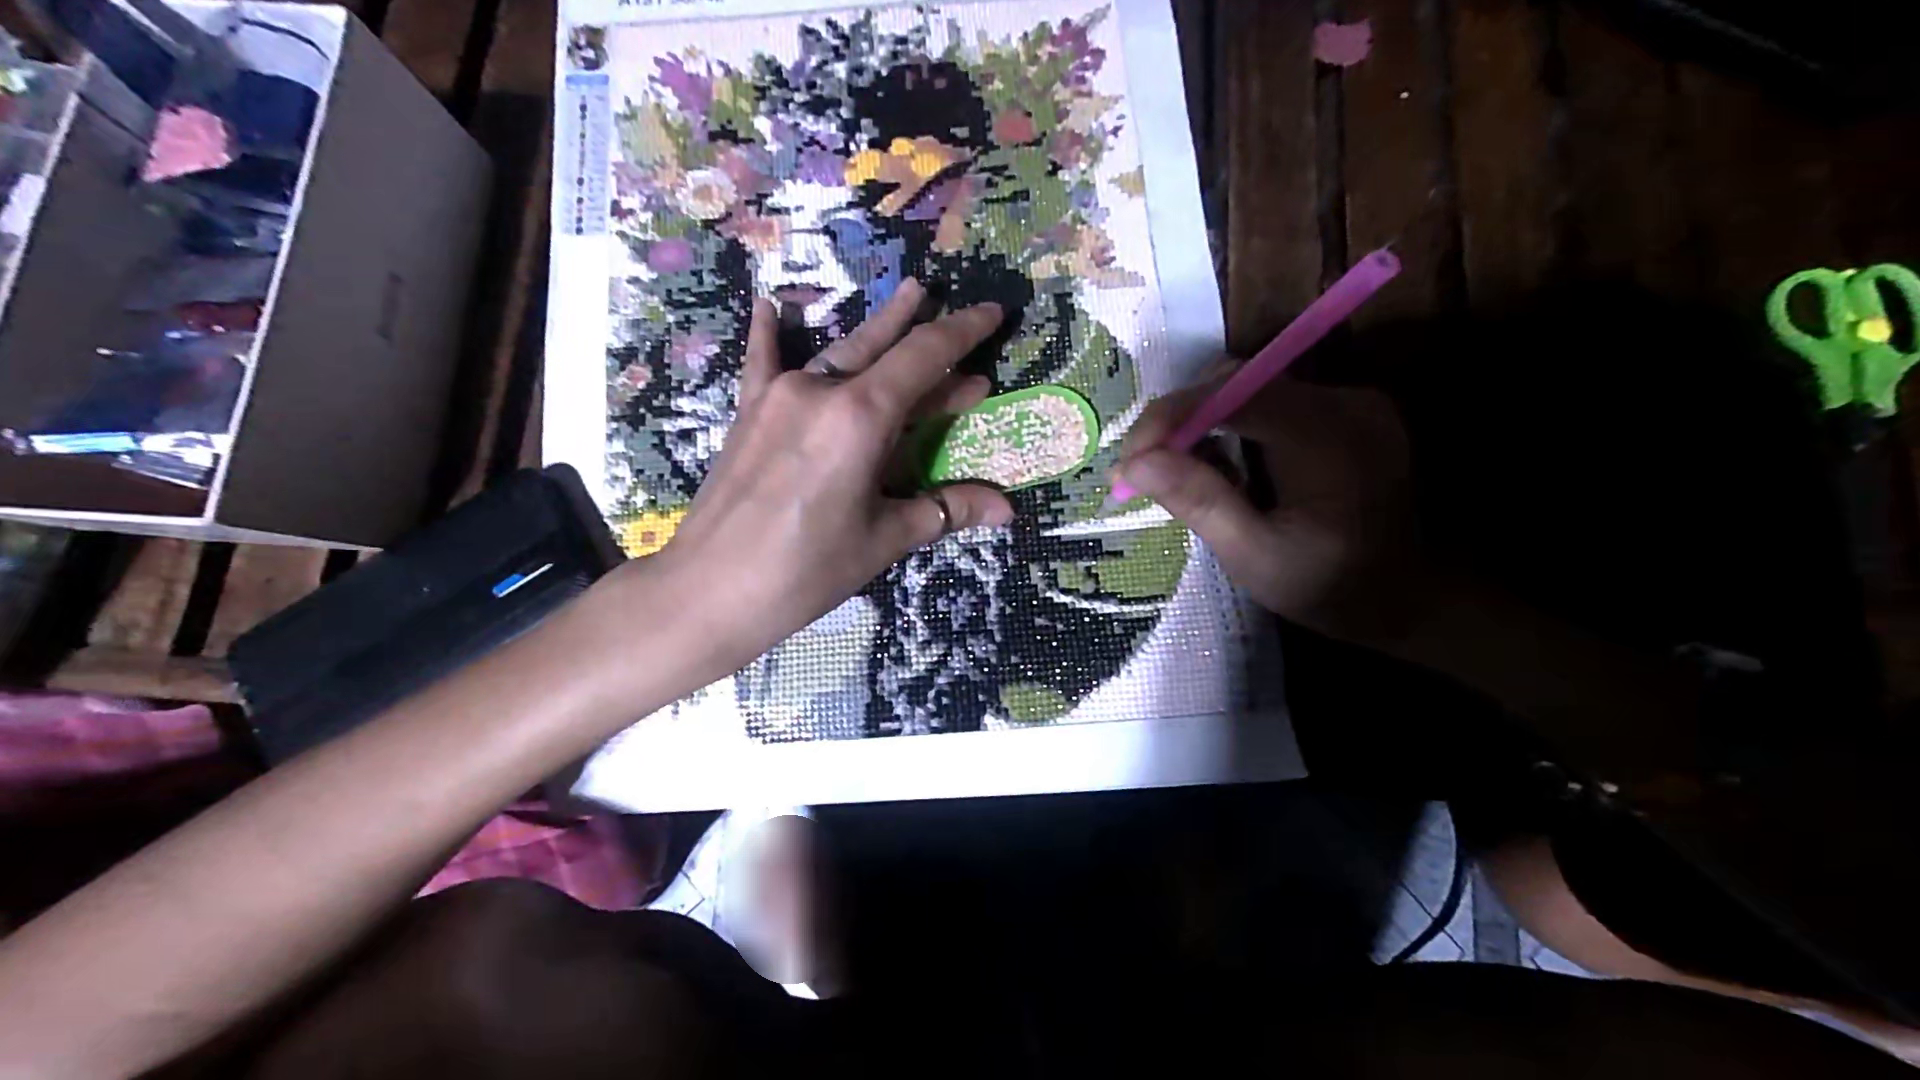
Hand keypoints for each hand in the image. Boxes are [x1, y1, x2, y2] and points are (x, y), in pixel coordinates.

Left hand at [615, 279, 1013, 671]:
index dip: (963, 333)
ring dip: (877, 329)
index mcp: (861, 417)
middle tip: (953, 304)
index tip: (991, 313)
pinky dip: (770, 336)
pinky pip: (763, 364)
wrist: (708, 591)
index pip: (925, 358)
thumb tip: (1007, 508)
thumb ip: (946, 509)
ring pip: (839, 352)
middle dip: (923, 325)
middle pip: (883, 347)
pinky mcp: (748, 414)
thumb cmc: (806, 570)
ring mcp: (778, 396)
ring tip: (908, 296)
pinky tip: (766, 305)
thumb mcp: (884, 539)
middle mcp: (820, 390)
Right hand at [1114, 372, 1425, 645]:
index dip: (1172, 415)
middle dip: (1181, 421)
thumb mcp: (1253, 556)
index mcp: (1330, 439)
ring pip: (1248, 389)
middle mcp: (1345, 403)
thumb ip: (1198, 501)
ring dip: (1202, 425)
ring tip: (1180, 475)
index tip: (1129, 459)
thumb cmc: (1327, 587)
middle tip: (1145, 470)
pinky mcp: (1343, 412)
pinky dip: (1231, 428)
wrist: (1404, 599)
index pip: (1236, 393)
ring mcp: (1349, 402)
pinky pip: (1269, 402)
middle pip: (1238, 382)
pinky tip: (1221, 469)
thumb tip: (1133, 463)